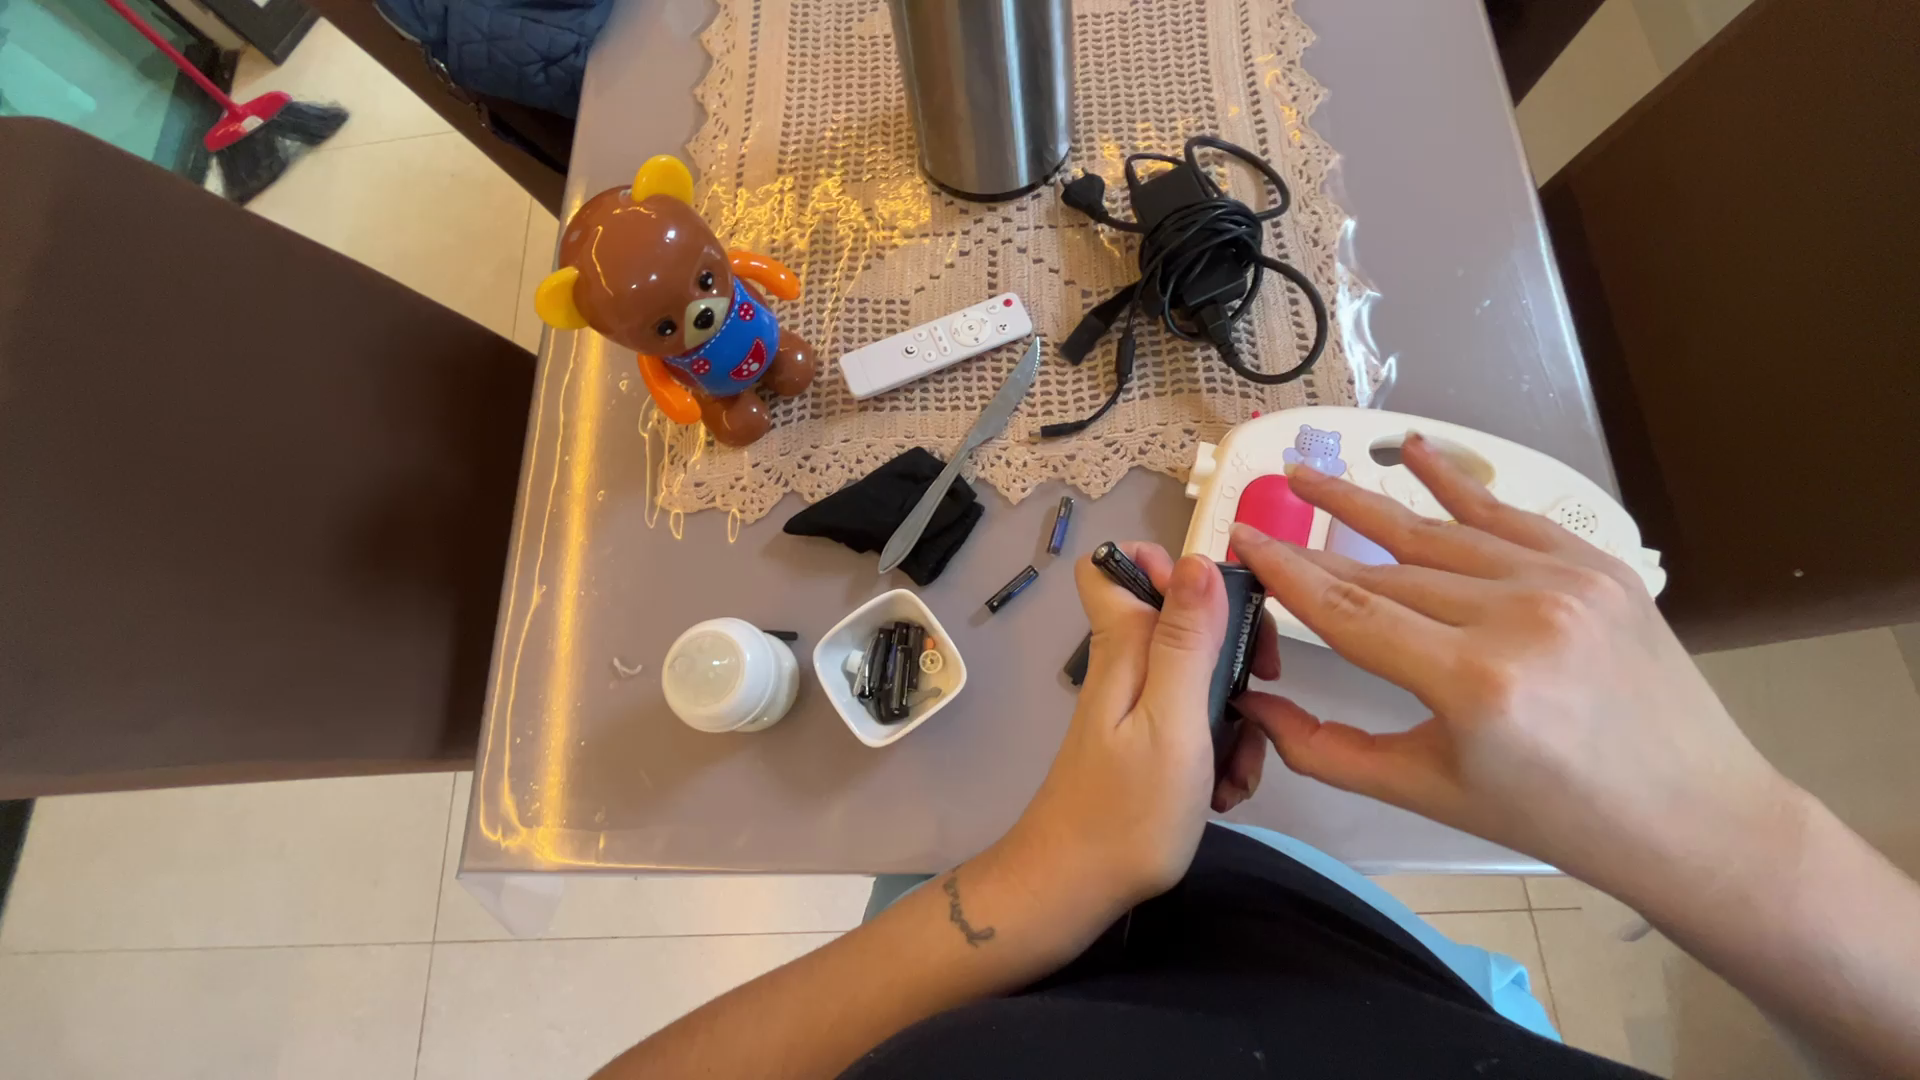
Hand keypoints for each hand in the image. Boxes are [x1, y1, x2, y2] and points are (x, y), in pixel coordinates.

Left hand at [1005, 544, 1276, 911]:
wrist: (1076, 886)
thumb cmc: (1128, 808)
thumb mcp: (1171, 719)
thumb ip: (1184, 639)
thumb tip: (1195, 558)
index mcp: (1123, 646)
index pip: (1111, 567)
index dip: (1158, 563)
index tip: (1213, 598)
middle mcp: (1125, 665)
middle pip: (1178, 619)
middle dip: (1229, 647)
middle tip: (1259, 685)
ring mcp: (1135, 705)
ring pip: (1197, 678)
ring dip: (1232, 714)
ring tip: (1236, 767)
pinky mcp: (1146, 741)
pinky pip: (1191, 721)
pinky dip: (1216, 748)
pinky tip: (1222, 790)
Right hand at [1229, 434, 1795, 887]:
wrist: (1696, 816)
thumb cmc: (1545, 813)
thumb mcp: (1420, 790)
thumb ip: (1321, 748)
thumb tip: (1251, 702)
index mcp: (1470, 682)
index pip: (1348, 609)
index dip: (1284, 570)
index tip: (1239, 538)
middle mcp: (1516, 618)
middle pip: (1382, 569)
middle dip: (1309, 547)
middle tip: (1257, 519)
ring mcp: (1563, 582)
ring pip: (1432, 533)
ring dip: (1359, 501)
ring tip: (1302, 474)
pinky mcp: (1597, 566)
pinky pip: (1505, 514)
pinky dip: (1454, 481)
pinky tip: (1411, 450)